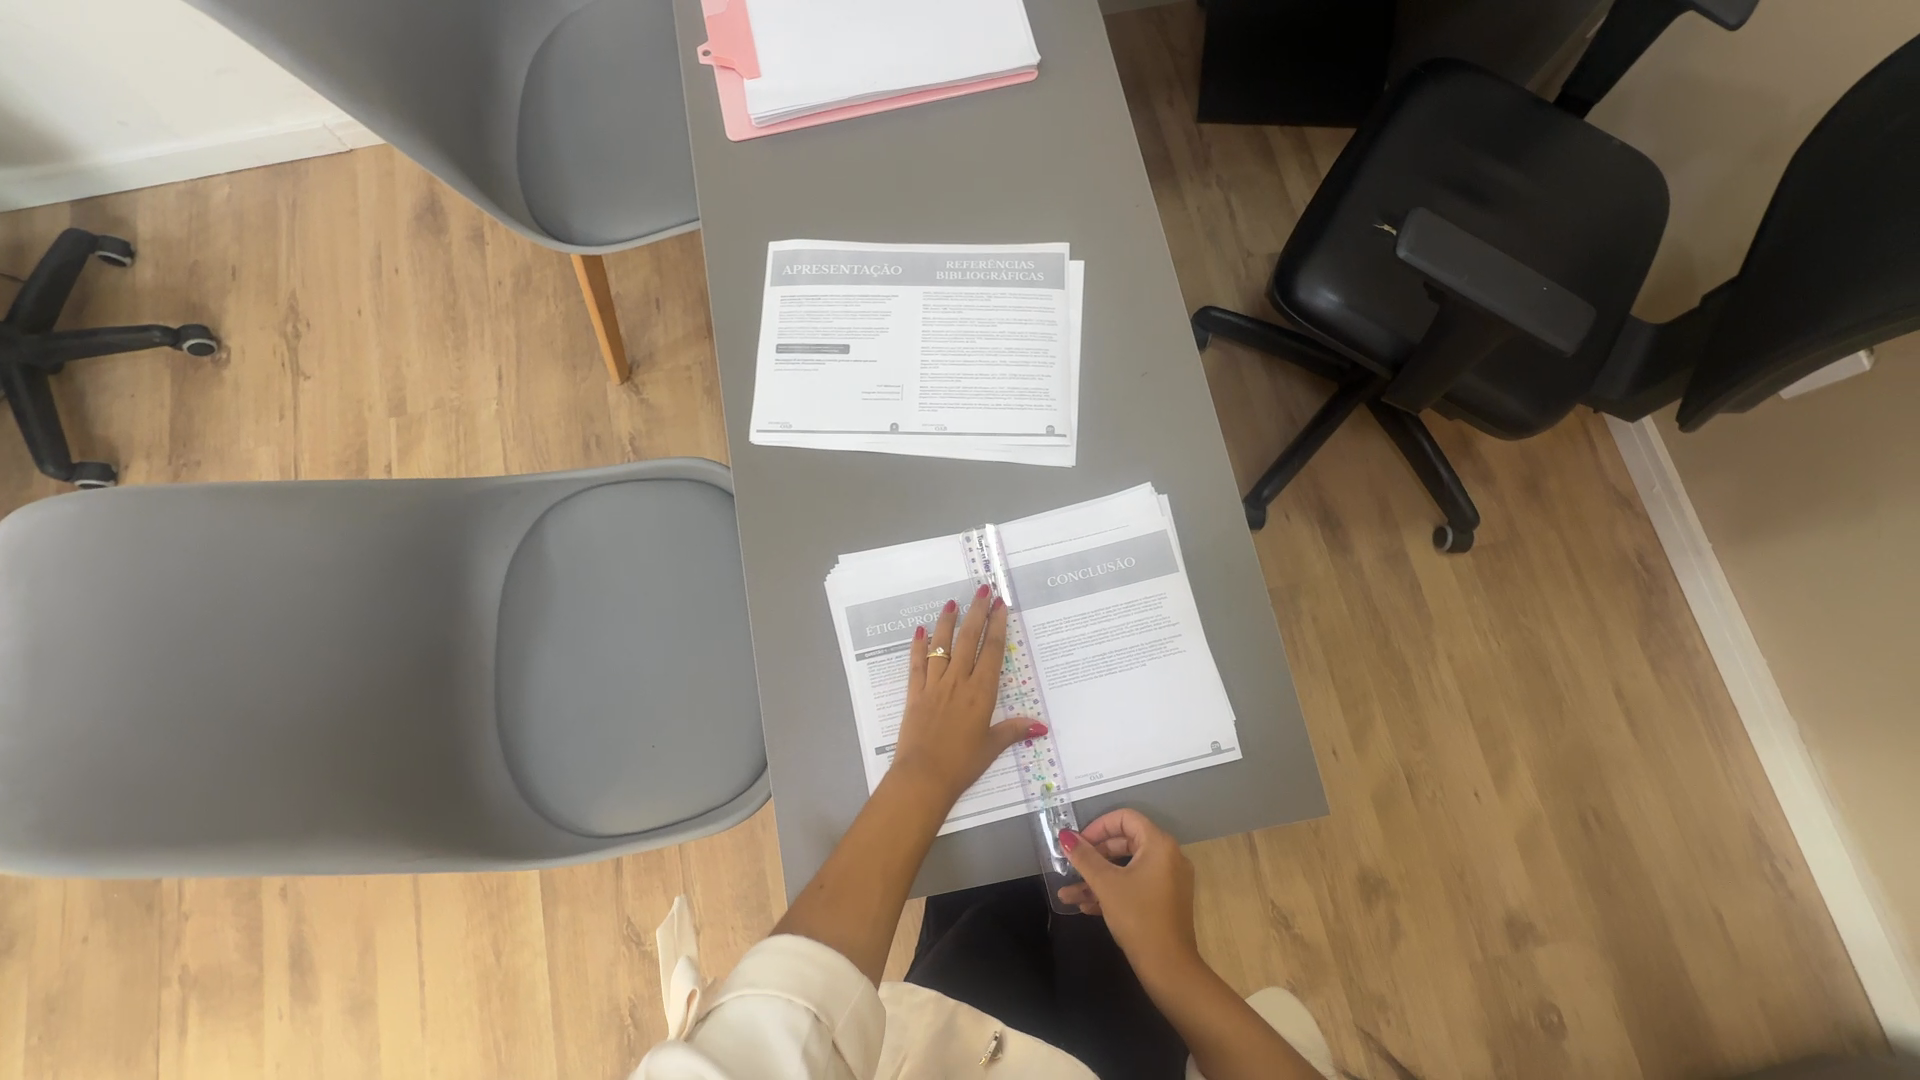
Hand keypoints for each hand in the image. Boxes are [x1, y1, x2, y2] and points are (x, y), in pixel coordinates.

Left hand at [888, 585, 1041, 807]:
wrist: (923, 777)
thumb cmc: (962, 764)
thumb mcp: (992, 747)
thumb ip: (1014, 731)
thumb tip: (1041, 726)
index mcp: (981, 692)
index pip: (992, 651)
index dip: (997, 626)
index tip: (1000, 604)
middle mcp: (958, 682)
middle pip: (969, 640)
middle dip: (977, 612)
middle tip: (982, 589)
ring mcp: (934, 685)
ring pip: (942, 646)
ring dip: (948, 622)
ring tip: (954, 601)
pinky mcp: (914, 694)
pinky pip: (917, 664)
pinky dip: (918, 646)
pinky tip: (920, 630)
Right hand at [1057, 809, 1201, 982]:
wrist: (1168, 968)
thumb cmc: (1137, 917)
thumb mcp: (1105, 884)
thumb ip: (1084, 857)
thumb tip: (1065, 836)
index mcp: (1159, 845)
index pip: (1125, 818)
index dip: (1098, 826)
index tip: (1078, 844)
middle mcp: (1168, 857)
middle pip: (1125, 842)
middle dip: (1094, 855)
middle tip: (1072, 865)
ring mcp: (1168, 880)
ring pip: (1127, 868)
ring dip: (1097, 878)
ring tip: (1068, 894)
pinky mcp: (1165, 901)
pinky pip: (1135, 885)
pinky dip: (1112, 891)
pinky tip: (1086, 907)